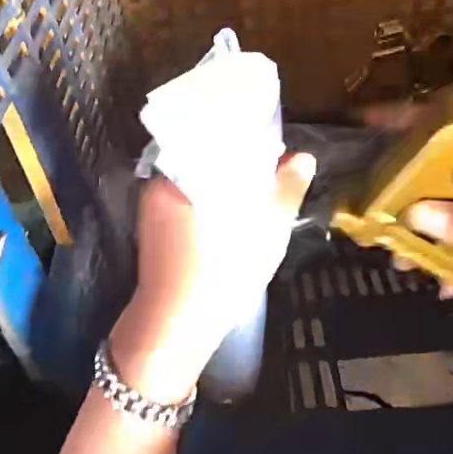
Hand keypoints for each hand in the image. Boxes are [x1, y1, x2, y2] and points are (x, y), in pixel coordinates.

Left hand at [109, 153, 315, 402]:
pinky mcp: (149, 222)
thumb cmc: (226, 269)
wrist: (179, 319)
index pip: (213, 134)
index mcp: (188, 168)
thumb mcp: (268, 228)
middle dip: (230, 157)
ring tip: (246, 188)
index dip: (242, 135)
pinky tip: (222, 212)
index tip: (266, 143)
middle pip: (201, 153)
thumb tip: (303, 157)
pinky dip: (201, 196)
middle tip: (262, 167)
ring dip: (215, 178)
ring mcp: (152, 201)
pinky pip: (179, 195)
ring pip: (190, 175)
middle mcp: (163, 177)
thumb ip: (286, 188)